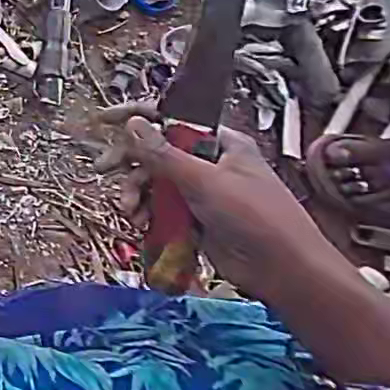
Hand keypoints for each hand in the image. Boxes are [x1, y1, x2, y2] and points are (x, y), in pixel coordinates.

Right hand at [119, 117, 346, 295]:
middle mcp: (208, 162)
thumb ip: (164, 153)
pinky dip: (146, 212)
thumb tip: (134, 123)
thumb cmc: (256, 218)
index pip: (172, 119)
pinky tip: (140, 222)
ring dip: (136, 192)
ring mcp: (200, 191)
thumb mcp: (205, 181)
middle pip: (156, 152)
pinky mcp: (193, 217)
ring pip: (154, 181)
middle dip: (130, 163)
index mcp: (220, 143)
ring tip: (130, 210)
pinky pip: (160, 206)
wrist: (285, 273)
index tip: (106, 120)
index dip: (138, 116)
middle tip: (104, 169)